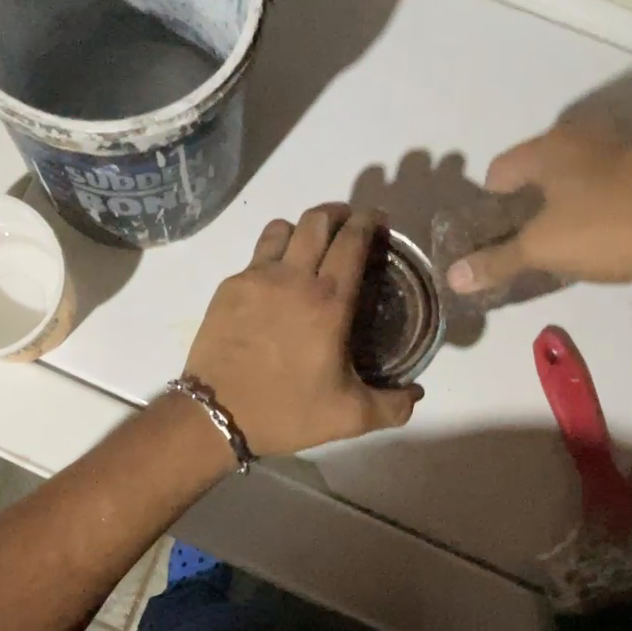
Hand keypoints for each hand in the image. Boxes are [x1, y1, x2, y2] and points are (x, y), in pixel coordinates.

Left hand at [183, 204, 423, 455]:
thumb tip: (416, 393)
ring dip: (302, 228)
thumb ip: (392, 406)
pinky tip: (276, 279)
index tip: (377, 220)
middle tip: (348, 225)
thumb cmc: (285, 412)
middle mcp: (293, 278)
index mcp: (329, 301)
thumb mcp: (348, 417)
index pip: (352, 240)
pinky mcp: (228, 288)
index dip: (368, 221)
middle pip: (317, 220)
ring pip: (282, 228)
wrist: (215, 415)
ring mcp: (256, 279)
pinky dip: (272, 254)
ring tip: (311, 245)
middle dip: (338, 213)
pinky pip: (255, 254)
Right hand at [444, 117, 631, 292]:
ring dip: (571, 197)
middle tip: (534, 238)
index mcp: (553, 146)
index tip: (499, 235)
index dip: (491, 204)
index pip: (500, 169)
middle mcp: (589, 132)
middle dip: (531, 199)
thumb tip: (452, 277)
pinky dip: (608, 197)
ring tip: (576, 235)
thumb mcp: (544, 251)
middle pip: (541, 166)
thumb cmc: (609, 232)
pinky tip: (617, 228)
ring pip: (582, 169)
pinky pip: (619, 177)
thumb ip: (496, 261)